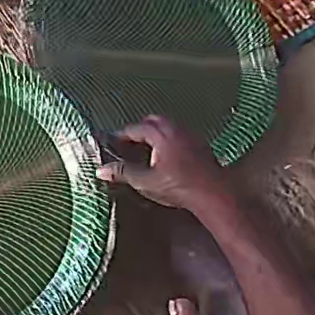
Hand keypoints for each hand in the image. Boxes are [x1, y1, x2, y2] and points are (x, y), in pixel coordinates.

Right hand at [96, 115, 235, 217]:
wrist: (212, 193)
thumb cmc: (179, 186)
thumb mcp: (145, 182)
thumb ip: (123, 172)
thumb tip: (102, 170)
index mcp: (160, 134)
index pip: (135, 128)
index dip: (121, 135)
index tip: (112, 142)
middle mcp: (176, 129)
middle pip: (153, 121)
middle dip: (139, 129)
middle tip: (128, 141)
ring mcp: (191, 136)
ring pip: (169, 126)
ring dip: (155, 133)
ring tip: (145, 148)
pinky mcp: (201, 146)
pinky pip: (180, 135)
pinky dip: (169, 140)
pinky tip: (166, 155)